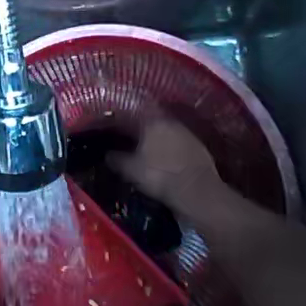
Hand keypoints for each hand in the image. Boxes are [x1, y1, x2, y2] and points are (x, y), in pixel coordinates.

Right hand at [107, 117, 224, 210]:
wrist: (198, 191)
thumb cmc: (159, 176)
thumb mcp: (130, 170)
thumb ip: (116, 159)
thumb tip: (107, 154)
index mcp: (151, 121)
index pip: (130, 113)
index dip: (120, 120)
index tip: (111, 127)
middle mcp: (169, 121)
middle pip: (149, 120)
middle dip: (138, 128)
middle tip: (128, 138)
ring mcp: (186, 132)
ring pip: (164, 130)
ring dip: (155, 137)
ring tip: (145, 149)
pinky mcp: (198, 146)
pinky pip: (177, 142)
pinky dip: (169, 147)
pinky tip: (164, 158)